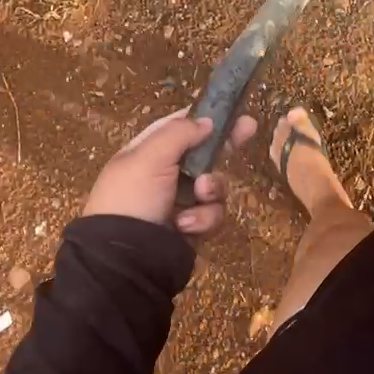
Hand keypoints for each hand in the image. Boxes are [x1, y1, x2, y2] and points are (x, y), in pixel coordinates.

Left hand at [83, 109, 256, 235]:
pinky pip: (213, 213)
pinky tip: (186, 225)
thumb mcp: (149, 157)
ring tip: (200, 196)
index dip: (204, 117)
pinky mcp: (192, 227)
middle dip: (225, 144)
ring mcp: (179, 203)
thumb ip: (179, 133)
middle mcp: (164, 176)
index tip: (229, 111)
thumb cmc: (132, 199)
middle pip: (204, 152)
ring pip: (214, 183)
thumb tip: (207, 122)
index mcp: (145, 154)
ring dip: (212, 188)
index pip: (178, 127)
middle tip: (249, 128)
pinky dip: (204, 218)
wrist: (124, 262)